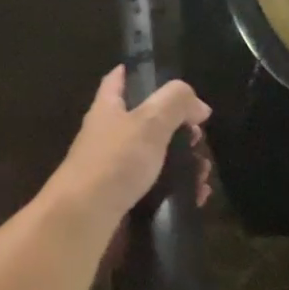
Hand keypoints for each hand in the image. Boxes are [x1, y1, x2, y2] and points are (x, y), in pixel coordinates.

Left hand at [42, 66, 212, 230]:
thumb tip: (198, 104)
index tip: (163, 73)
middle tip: (200, 136)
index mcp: (108, 108)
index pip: (118, 78)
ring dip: (183, 160)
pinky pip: (156, 186)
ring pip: (155, 156)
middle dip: (177, 126)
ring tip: (204, 172)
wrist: (84, 218)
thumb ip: (175, 103)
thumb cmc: (114, 161)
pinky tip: (197, 195)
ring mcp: (114, 167)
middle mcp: (108, 134)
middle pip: (146, 120)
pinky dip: (178, 187)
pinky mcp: (123, 196)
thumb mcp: (149, 122)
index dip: (137, 71)